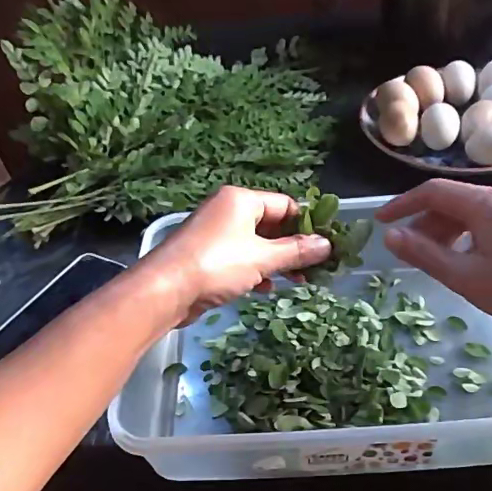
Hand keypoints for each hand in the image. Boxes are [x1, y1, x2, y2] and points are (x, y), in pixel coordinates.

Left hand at [136, 186, 332, 322]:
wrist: (164, 290)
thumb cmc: (216, 266)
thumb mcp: (262, 258)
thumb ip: (295, 252)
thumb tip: (327, 244)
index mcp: (240, 200)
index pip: (285, 204)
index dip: (306, 224)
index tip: (324, 246)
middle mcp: (226, 211)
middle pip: (270, 224)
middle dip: (292, 247)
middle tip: (313, 269)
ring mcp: (214, 234)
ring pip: (255, 244)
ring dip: (275, 262)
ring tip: (296, 283)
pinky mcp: (206, 257)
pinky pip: (239, 258)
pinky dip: (254, 270)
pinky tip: (264, 289)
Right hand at [375, 178, 491, 337]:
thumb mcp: (464, 276)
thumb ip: (424, 254)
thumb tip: (391, 237)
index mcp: (486, 204)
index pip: (433, 191)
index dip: (402, 204)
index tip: (381, 222)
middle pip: (452, 199)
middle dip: (423, 221)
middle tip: (406, 249)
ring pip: (470, 210)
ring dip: (444, 229)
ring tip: (433, 258)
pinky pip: (488, 219)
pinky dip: (466, 233)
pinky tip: (464, 259)